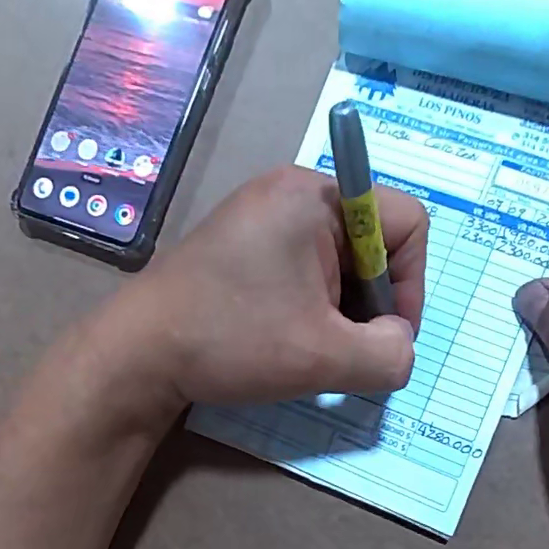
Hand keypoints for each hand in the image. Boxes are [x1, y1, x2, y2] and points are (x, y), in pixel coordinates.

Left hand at [97, 167, 429, 409]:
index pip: (405, 221)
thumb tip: (396, 344)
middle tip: (347, 349)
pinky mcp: (237, 244)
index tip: (387, 335)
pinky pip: (299, 266)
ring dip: (339, 309)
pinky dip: (309, 303)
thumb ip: (388, 353)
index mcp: (313, 196)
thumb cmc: (231, 339)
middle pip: (370, 240)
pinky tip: (286, 338)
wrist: (137, 352)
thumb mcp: (325, 356)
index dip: (411, 283)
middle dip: (370, 302)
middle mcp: (286, 192)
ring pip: (334, 259)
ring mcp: (256, 217)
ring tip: (313, 349)